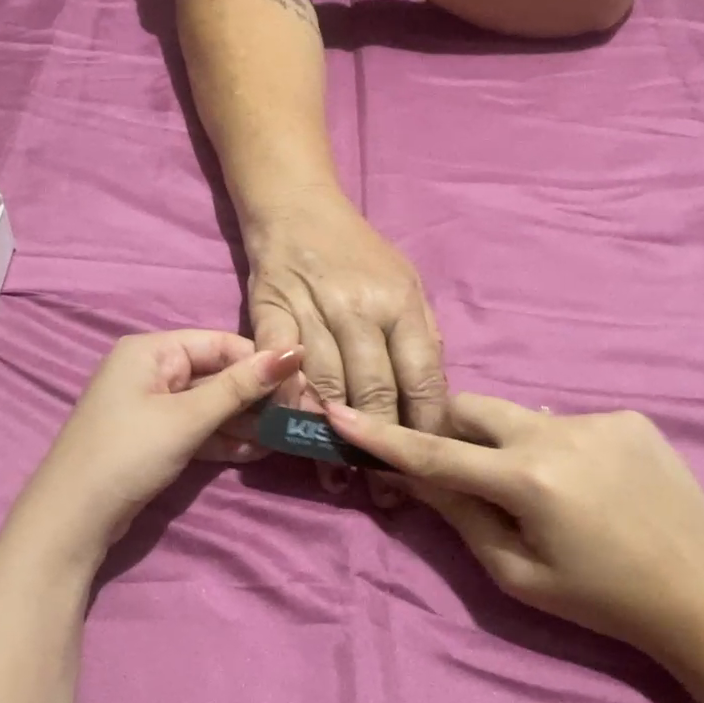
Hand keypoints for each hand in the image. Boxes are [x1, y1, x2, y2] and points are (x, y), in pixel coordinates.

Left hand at [10, 330, 302, 554]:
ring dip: (244, 421)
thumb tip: (292, 351)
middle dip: (254, 395)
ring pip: (209, 405)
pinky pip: (197, 428)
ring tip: (283, 437)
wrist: (74, 516)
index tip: (301, 384)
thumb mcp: (187, 417)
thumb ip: (239, 387)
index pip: (220, 343)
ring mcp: (150, 405)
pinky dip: (223, 438)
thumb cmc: (128, 453)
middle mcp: (150, 370)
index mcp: (151, 350)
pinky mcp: (153, 437)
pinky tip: (256, 451)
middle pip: (215, 373)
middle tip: (296, 416)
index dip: (260, 361)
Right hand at [246, 189, 446, 499]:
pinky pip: (279, 372)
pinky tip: (293, 440)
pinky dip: (286, 409)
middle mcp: (361, 309)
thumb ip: (422, 334)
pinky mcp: (269, 314)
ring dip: (333, 440)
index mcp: (401, 303)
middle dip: (383, 447)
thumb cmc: (357, 251)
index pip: (421, 378)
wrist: (295, 210)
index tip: (429, 469)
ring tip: (340, 478)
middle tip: (386, 492)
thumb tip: (433, 396)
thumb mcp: (406, 281)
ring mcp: (312, 312)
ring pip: (327, 389)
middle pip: (375, 391)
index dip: (425, 429)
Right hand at [327, 396, 703, 657]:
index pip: (434, 452)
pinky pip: (564, 421)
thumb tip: (415, 477)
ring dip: (503, 442)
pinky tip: (583, 487)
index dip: (380, 436)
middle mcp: (559, 432)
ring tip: (538, 493)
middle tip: (455, 471)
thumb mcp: (516, 574)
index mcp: (528, 479)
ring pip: (519, 414)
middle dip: (447, 429)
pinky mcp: (630, 418)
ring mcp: (599, 419)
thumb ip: (461, 517)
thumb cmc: (603, 601)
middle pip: (472, 408)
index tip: (338, 413)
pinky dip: (550, 446)